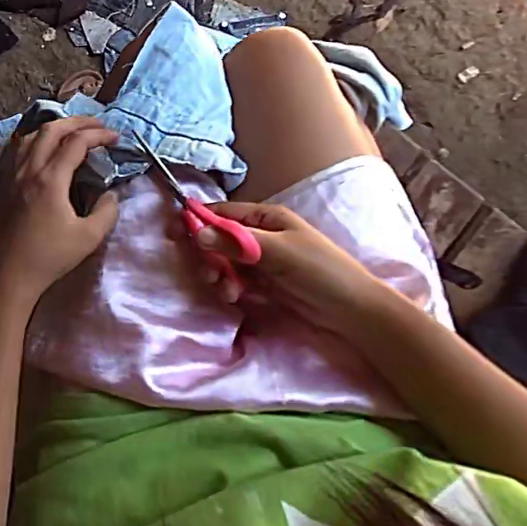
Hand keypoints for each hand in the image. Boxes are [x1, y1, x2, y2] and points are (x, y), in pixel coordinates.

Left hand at [0, 117, 120, 298]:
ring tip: (70, 133)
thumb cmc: (50, 258)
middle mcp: (28, 170)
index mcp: (50, 180)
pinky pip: (14, 150)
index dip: (99, 135)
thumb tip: (111, 194)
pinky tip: (38, 148)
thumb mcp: (89, 237)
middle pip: (51, 130)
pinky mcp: (2, 185)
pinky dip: (31, 140)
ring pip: (29, 136)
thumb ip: (107, 211)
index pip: (76, 143)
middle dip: (77, 122)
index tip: (115, 137)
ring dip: (53, 128)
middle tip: (97, 126)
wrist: (9, 276)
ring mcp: (11, 176)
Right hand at [192, 202, 403, 335]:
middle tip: (209, 274)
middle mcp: (261, 237)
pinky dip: (230, 289)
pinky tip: (236, 298)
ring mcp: (262, 263)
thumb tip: (198, 233)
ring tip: (227, 291)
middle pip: (219, 240)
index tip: (174, 233)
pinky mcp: (264, 286)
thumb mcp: (278, 252)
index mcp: (266, 219)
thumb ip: (237, 243)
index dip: (198, 221)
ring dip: (219, 275)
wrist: (352, 311)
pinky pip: (236, 282)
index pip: (223, 214)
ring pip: (225, 264)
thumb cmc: (320, 271)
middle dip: (209, 256)